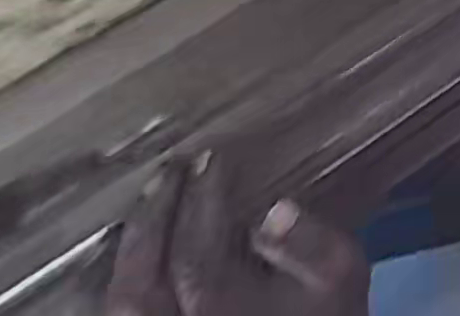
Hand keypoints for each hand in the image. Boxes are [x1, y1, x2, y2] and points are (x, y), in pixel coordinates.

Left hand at [106, 154, 367, 315]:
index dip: (199, 202)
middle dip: (152, 218)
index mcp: (224, 306)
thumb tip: (276, 207)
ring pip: (121, 303)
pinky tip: (139, 247)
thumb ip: (310, 243)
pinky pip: (125, 313)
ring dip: (131, 246)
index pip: (197, 249)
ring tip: (151, 198)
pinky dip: (123, 276)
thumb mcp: (338, 272)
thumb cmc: (328, 310)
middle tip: (171, 169)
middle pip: (140, 282)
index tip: (210, 159)